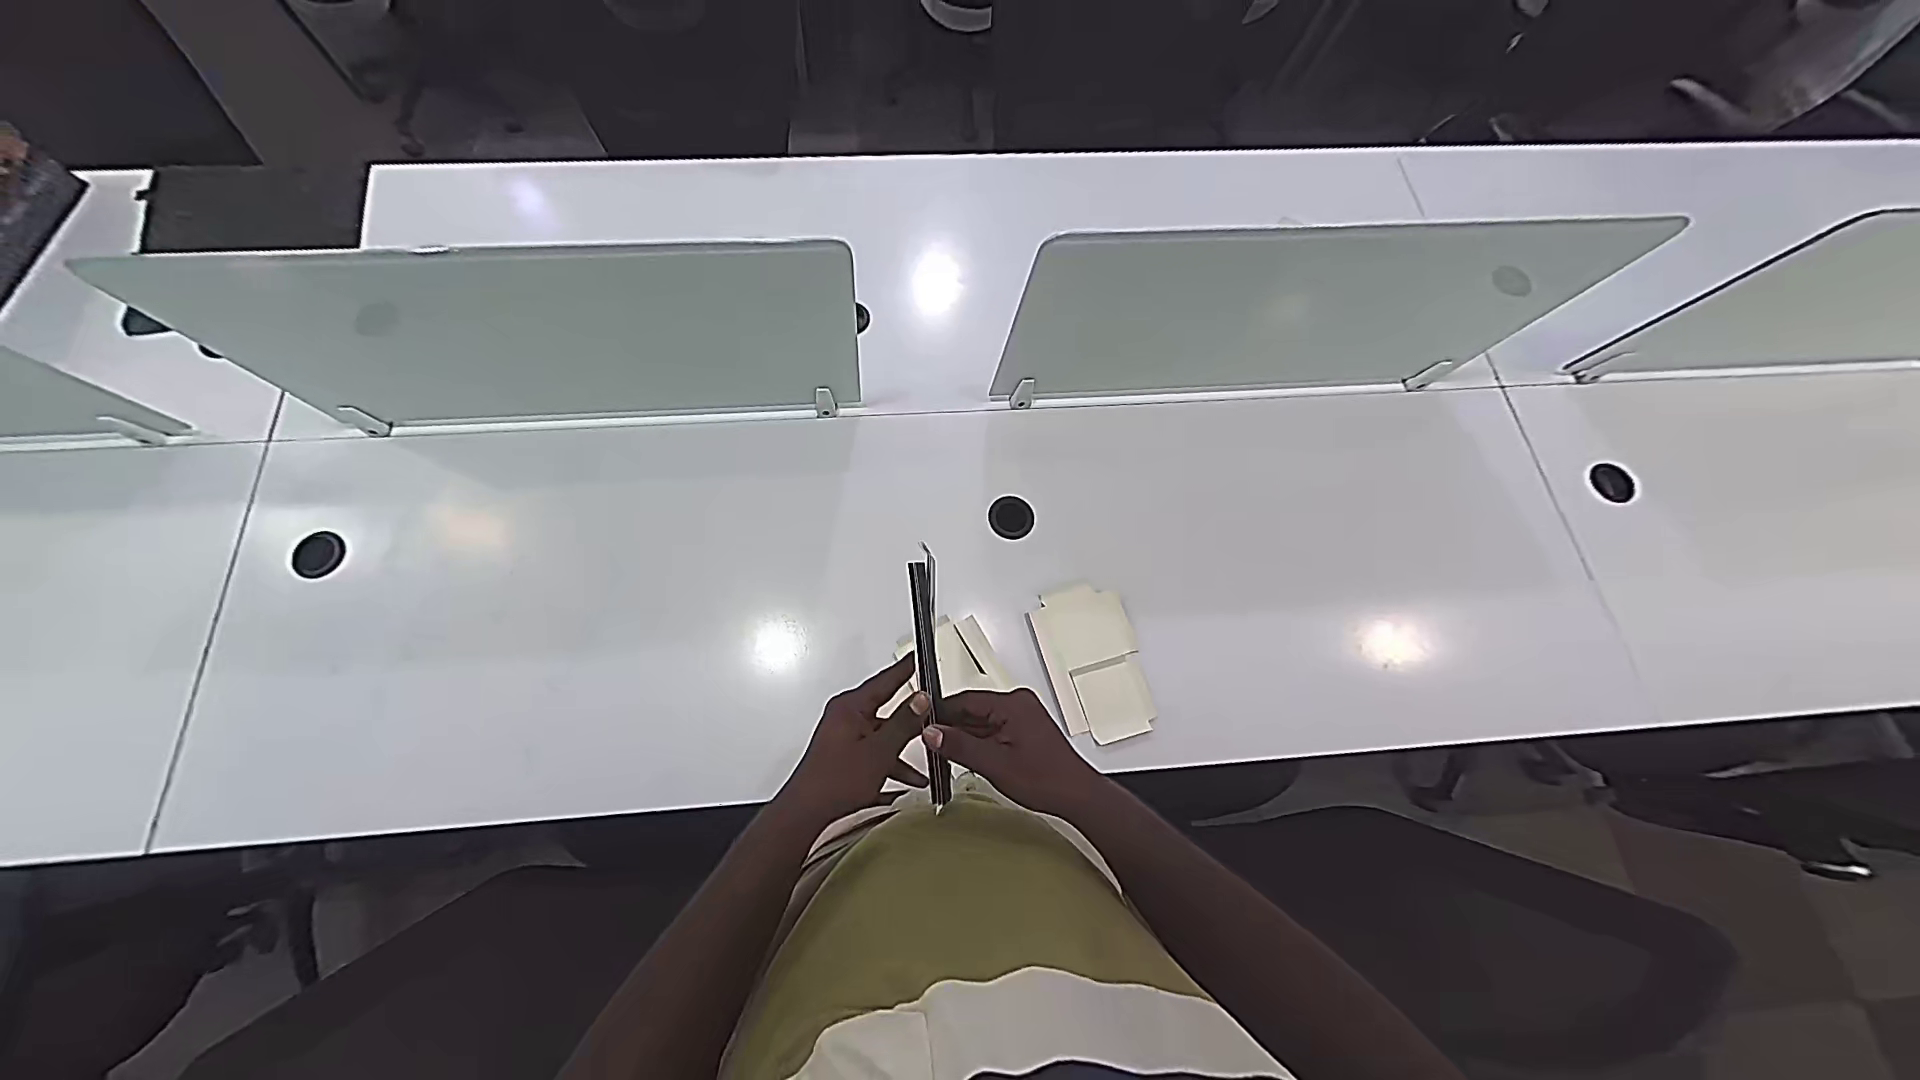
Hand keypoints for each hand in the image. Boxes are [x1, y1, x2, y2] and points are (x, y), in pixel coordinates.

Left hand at [779, 654, 930, 821]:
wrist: (806, 813)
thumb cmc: (832, 781)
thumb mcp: (880, 750)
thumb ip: (903, 723)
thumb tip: (920, 700)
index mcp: (851, 708)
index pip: (885, 681)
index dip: (905, 669)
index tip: (917, 659)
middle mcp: (845, 718)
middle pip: (886, 710)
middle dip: (910, 718)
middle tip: (930, 708)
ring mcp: (844, 737)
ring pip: (882, 736)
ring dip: (902, 751)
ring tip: (924, 762)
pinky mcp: (844, 756)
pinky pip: (874, 754)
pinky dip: (890, 766)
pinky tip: (905, 782)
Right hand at [923, 688, 1108, 817]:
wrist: (1077, 795)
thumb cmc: (1049, 779)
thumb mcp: (994, 763)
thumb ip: (960, 746)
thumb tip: (933, 733)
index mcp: (1013, 703)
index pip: (964, 699)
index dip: (940, 713)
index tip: (923, 724)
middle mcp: (1018, 704)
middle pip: (972, 710)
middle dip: (951, 728)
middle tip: (931, 744)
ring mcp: (1022, 716)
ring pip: (981, 721)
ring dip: (964, 737)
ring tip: (947, 755)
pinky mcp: (1024, 729)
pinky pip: (992, 729)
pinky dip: (979, 742)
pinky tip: (968, 758)